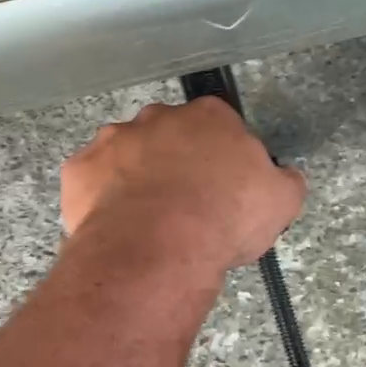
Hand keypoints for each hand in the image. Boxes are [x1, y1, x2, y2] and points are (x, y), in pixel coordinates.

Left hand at [59, 99, 305, 270]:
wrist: (158, 248)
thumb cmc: (224, 218)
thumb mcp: (282, 202)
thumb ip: (286, 181)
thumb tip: (285, 177)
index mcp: (210, 117)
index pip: (220, 126)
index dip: (223, 158)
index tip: (226, 188)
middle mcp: (159, 118)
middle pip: (171, 136)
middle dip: (177, 163)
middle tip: (189, 206)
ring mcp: (113, 141)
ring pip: (128, 156)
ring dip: (138, 179)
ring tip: (152, 223)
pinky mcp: (79, 170)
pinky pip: (94, 182)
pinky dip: (104, 200)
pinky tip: (121, 229)